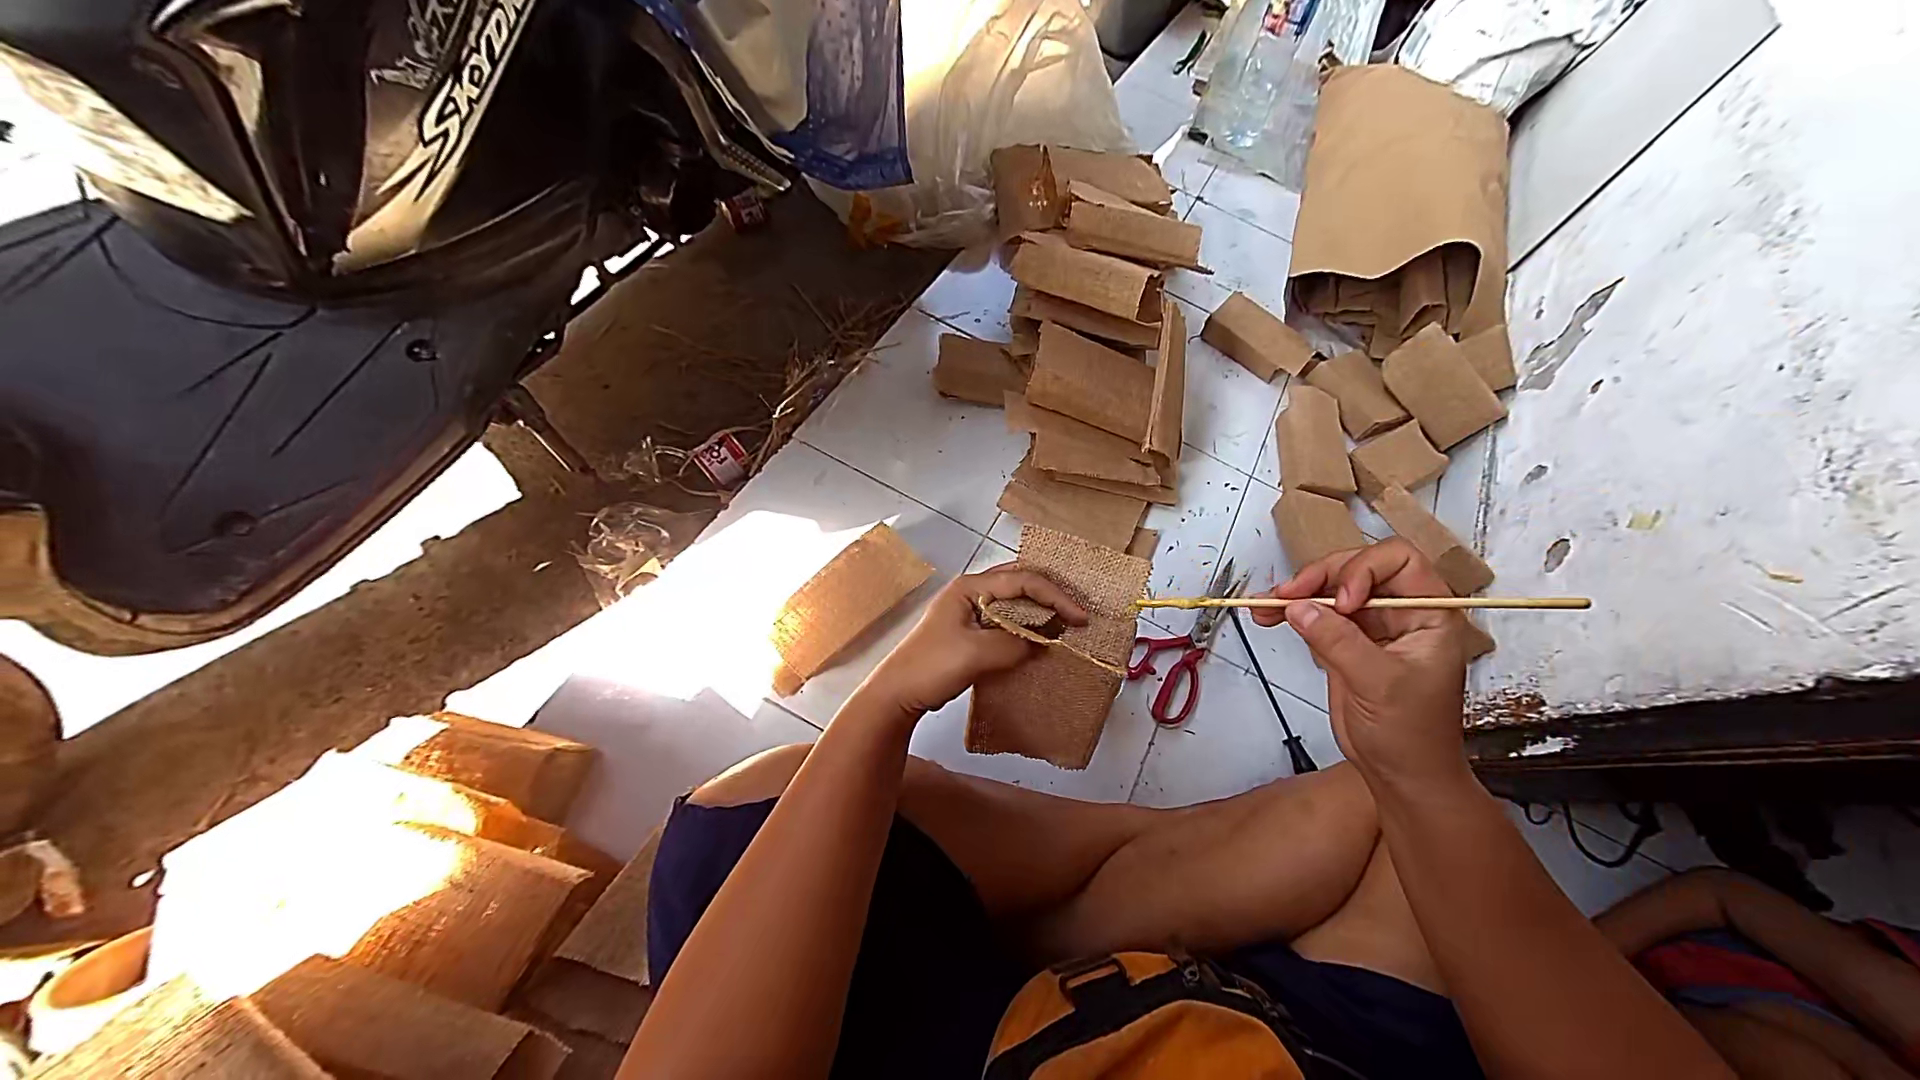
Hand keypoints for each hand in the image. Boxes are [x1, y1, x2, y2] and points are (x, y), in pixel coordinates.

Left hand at [860, 564, 1087, 715]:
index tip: (1079, 617)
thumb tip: (1043, 643)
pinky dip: (1027, 628)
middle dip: (1050, 596)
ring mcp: (969, 612)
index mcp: (969, 586)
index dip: (1055, 596)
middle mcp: (971, 592)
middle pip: (1019, 584)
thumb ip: (1015, 644)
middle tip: (1077, 614)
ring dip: (1039, 612)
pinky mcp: (971, 633)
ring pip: (1014, 603)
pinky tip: (1040, 641)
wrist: (897, 694)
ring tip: (1064, 625)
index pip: (1022, 580)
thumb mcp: (977, 654)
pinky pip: (1007, 622)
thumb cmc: (930, 667)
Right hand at [1249, 539, 1471, 791]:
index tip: (1341, 601)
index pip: (1398, 561)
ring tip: (1266, 605)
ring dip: (1295, 592)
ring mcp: (1369, 626)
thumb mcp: (1379, 684)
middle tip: (1288, 595)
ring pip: (1328, 588)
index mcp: (1429, 614)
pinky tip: (1267, 616)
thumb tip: (1299, 608)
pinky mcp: (1343, 640)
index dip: (1364, 571)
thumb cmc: (1414, 735)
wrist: (1402, 773)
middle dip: (1319, 576)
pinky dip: (1288, 611)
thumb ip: (1339, 641)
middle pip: (1355, 568)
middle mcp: (1399, 612)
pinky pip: (1313, 613)